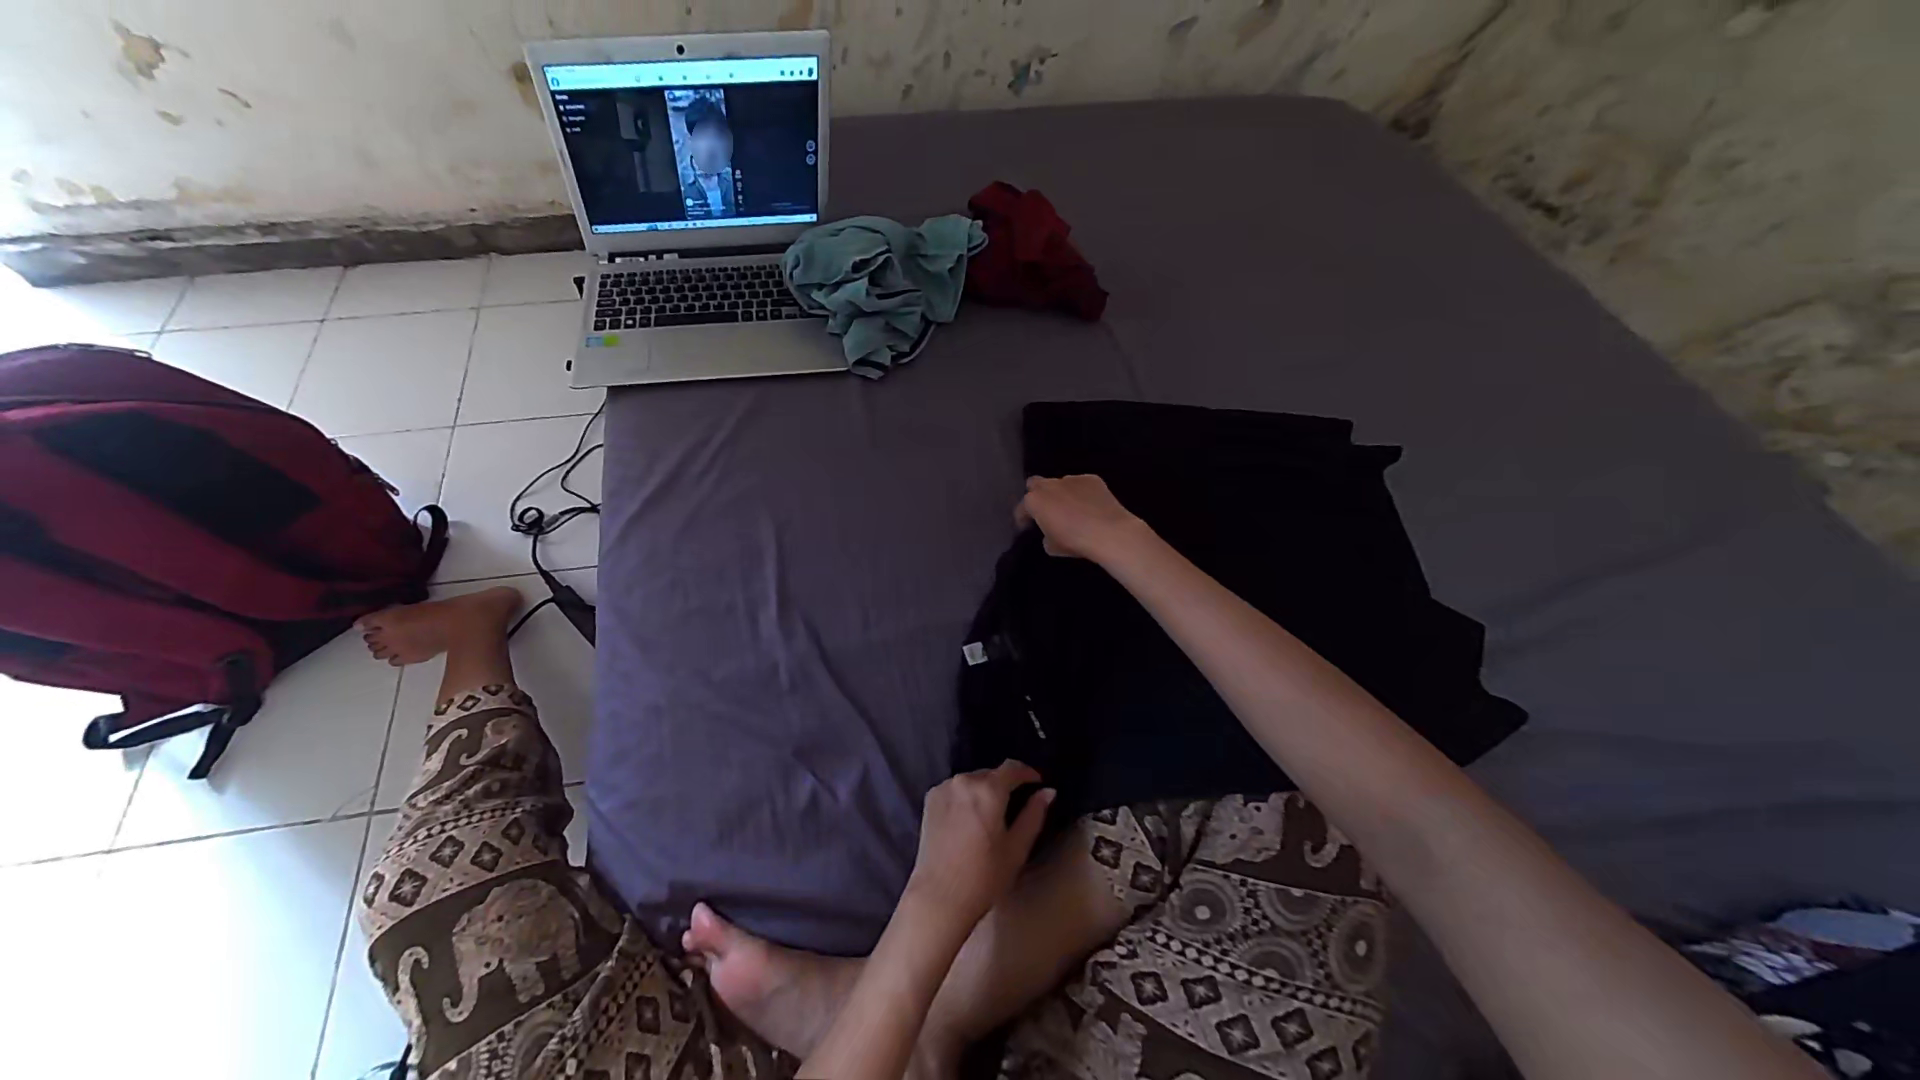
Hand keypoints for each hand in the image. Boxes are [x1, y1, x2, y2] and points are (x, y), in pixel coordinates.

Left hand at [904, 761, 1054, 929]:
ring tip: (992, 814)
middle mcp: (964, 781)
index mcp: (988, 790)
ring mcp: (943, 788)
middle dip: (1005, 784)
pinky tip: (970, 818)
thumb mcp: (1017, 848)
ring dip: (984, 789)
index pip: (1012, 767)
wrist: (939, 897)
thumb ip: (1034, 814)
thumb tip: (1047, 791)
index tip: (1038, 783)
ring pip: (972, 781)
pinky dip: (966, 796)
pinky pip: (955, 789)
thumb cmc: (984, 876)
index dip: (1028, 772)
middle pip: (991, 773)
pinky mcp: (930, 800)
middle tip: (1016, 805)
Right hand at [1014, 474, 1151, 562]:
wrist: (1109, 532)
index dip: (1023, 518)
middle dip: (1037, 495)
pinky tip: (1090, 506)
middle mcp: (1050, 485)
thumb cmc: (1075, 541)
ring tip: (1072, 509)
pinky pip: (1080, 484)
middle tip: (1046, 511)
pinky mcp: (1091, 478)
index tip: (1027, 527)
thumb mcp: (1051, 547)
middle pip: (1035, 484)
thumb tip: (1050, 533)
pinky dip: (1081, 493)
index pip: (1021, 508)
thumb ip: (1045, 535)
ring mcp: (1071, 479)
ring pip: (1059, 483)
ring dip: (1061, 493)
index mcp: (1035, 501)